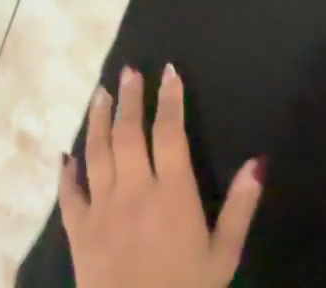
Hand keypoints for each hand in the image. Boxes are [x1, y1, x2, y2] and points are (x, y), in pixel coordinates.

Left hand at [59, 64, 264, 287]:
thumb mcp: (224, 254)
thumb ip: (241, 206)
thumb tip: (259, 161)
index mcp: (173, 193)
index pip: (170, 133)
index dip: (170, 100)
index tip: (168, 71)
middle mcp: (135, 192)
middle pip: (129, 134)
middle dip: (130, 100)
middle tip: (129, 71)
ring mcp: (102, 212)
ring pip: (97, 154)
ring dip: (99, 121)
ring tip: (100, 94)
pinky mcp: (79, 235)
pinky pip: (69, 196)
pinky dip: (66, 172)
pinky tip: (66, 155)